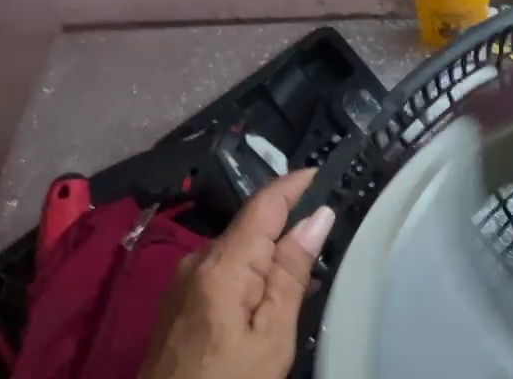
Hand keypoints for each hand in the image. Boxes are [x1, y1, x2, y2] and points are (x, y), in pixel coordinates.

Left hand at [138, 170, 336, 378]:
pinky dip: (253, 272)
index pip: (265, 202)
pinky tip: (274, 295)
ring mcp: (182, 285)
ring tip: (312, 265)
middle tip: (335, 225)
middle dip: (291, 220)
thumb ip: (291, 273)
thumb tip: (318, 215)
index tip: (332, 173)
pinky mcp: (177, 307)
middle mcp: (197, 262)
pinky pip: (224, 272)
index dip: (297, 183)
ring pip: (239, 249)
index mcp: (222, 265)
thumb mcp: (272, 338)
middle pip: (252, 225)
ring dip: (272, 250)